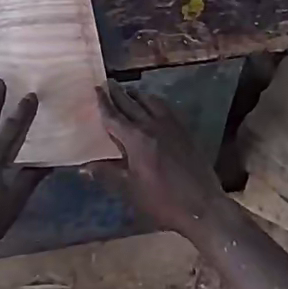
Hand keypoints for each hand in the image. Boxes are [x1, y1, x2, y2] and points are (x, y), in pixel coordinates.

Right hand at [93, 82, 228, 239]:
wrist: (203, 206)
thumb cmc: (162, 201)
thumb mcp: (130, 190)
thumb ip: (108, 173)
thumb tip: (84, 166)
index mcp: (135, 139)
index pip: (114, 116)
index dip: (103, 103)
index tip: (96, 89)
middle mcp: (152, 126)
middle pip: (131, 104)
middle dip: (118, 93)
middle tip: (108, 82)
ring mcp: (171, 126)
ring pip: (150, 102)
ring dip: (137, 95)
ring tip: (128, 92)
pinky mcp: (184, 131)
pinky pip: (166, 108)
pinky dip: (155, 102)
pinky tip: (154, 105)